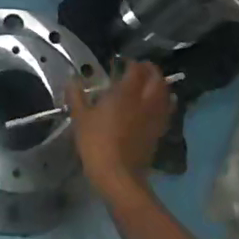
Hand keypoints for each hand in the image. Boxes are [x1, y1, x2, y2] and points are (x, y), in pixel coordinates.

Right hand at [68, 60, 173, 197]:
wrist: (117, 176)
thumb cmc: (96, 143)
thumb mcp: (80, 118)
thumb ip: (77, 96)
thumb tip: (72, 79)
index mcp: (126, 93)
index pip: (136, 69)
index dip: (131, 63)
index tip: (121, 63)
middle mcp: (145, 101)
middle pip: (157, 78)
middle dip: (150, 70)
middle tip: (140, 69)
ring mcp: (155, 117)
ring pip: (166, 94)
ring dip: (160, 85)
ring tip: (150, 85)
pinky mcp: (158, 132)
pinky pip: (166, 111)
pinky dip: (164, 104)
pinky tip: (155, 106)